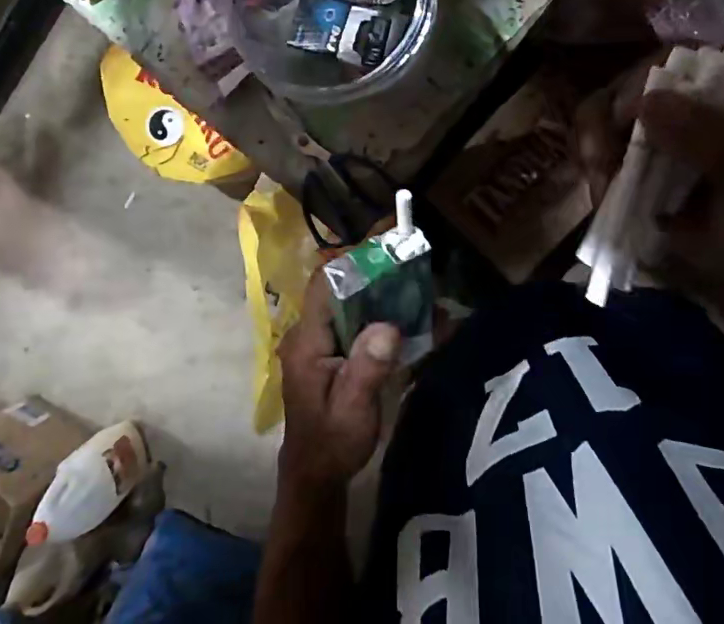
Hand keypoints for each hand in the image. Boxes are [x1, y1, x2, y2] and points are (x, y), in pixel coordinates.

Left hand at [276, 269, 399, 491]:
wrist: (315, 473)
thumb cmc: (333, 442)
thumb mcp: (354, 410)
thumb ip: (368, 367)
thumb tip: (388, 325)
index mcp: (307, 341)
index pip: (323, 286)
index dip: (352, 263)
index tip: (386, 250)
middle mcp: (308, 333)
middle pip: (338, 288)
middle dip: (374, 275)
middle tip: (411, 268)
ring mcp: (317, 340)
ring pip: (346, 302)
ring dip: (378, 293)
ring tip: (415, 287)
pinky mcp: (328, 349)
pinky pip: (351, 320)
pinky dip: (376, 314)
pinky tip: (405, 316)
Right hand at [575, 50, 723, 295]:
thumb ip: (710, 142)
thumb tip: (645, 100)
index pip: (682, 60)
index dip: (640, 84)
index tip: (621, 126)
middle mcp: (709, 104)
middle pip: (636, 86)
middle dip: (607, 123)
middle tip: (599, 167)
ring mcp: (679, 135)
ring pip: (615, 117)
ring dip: (598, 149)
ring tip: (601, 189)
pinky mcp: (657, 164)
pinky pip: (612, 148)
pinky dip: (599, 169)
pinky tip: (602, 194)